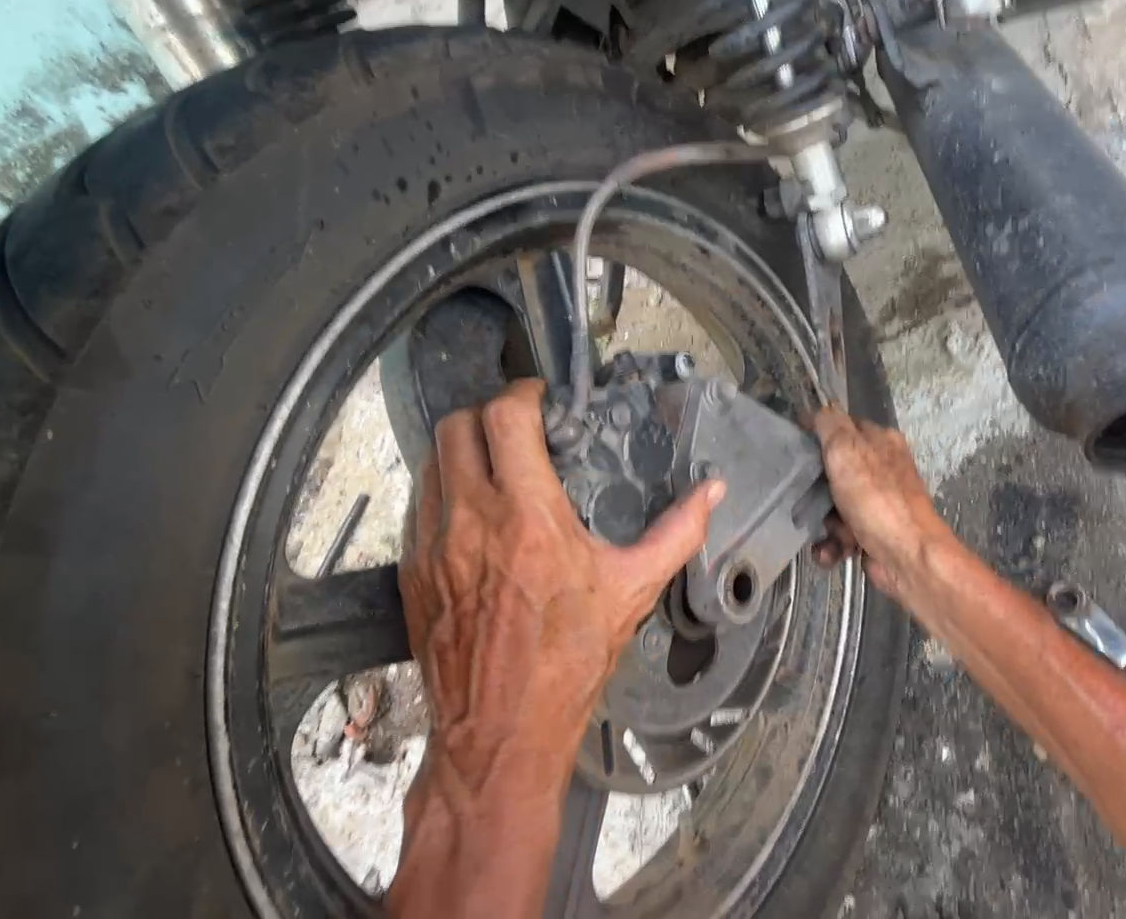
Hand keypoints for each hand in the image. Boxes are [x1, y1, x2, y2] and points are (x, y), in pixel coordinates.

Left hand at [398, 378, 725, 794]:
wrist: (500, 732)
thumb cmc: (569, 661)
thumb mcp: (632, 591)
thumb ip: (677, 532)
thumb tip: (714, 492)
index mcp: (528, 517)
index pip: (507, 419)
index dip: (525, 394)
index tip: (543, 399)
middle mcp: (470, 521)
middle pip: (458, 426)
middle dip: (490, 414)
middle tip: (521, 428)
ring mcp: (432, 545)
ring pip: (432, 461)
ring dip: (463, 449)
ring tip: (498, 465)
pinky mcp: (411, 572)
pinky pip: (419, 505)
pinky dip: (445, 491)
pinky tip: (474, 513)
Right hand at [810, 408, 955, 601]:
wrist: (907, 556)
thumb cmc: (876, 499)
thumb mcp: (847, 450)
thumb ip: (830, 425)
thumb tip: (819, 408)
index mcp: (880, 441)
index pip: (842, 427)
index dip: (817, 435)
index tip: (791, 445)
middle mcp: (881, 469)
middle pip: (833, 470)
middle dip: (815, 489)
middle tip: (803, 497)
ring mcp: (877, 503)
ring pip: (832, 506)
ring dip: (822, 524)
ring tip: (823, 534)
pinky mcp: (872, 533)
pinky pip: (840, 535)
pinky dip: (831, 546)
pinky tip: (830, 553)